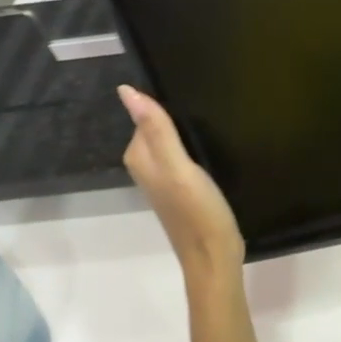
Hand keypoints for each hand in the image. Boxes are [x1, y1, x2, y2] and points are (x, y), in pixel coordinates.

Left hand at [117, 85, 244, 278]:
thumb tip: (126, 90)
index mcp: (141, 158)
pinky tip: (212, 142)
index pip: (145, 115)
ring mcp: (166, 180)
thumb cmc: (197, 211)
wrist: (214, 257)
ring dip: (185, 129)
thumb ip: (157, 129)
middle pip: (156, 127)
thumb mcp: (178, 167)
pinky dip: (194, 146)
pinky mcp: (183, 189)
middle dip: (173, 112)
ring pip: (170, 142)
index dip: (162, 101)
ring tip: (211, 113)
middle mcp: (148, 167)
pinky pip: (183, 156)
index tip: (189, 84)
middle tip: (205, 95)